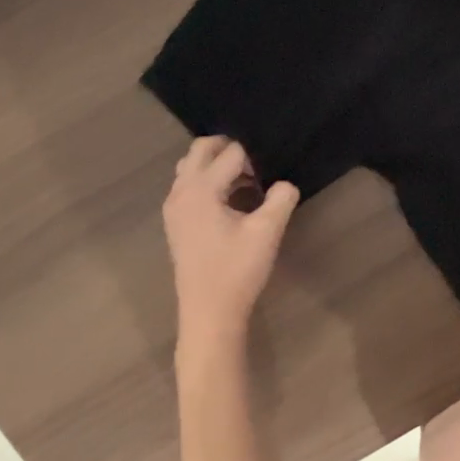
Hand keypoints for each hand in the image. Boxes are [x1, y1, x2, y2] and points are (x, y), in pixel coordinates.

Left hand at [163, 136, 298, 348]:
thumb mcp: (267, 232)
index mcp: (201, 189)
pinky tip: (231, 204)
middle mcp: (181, 191)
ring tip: (245, 184)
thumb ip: (281, 199)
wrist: (209, 311)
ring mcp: (174, 207)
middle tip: (258, 166)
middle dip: (229, 149)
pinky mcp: (176, 222)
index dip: (255, 159)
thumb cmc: (237, 270)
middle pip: (201, 149)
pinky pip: (189, 185)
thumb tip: (285, 184)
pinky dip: (209, 182)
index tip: (270, 179)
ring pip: (191, 167)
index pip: (231, 153)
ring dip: (217, 166)